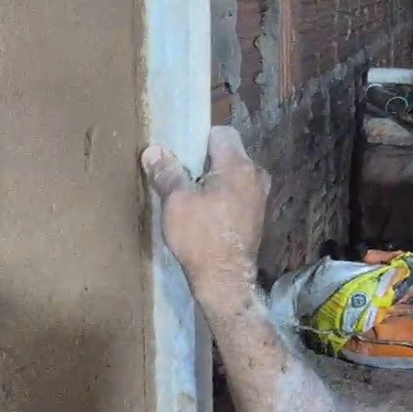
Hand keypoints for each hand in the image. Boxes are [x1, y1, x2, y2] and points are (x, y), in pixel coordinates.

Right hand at [141, 126, 269, 312]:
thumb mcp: (176, 202)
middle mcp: (255, 176)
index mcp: (238, 165)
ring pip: (232, 176)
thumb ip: (166, 173)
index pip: (222, 132)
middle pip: (228, 154)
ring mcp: (260, 197)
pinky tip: (205, 216)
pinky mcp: (256, 216)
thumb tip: (153, 151)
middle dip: (204, 162)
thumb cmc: (200, 236)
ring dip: (213, 181)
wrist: (224, 279)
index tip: (180, 155)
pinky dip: (221, 198)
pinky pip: (237, 194)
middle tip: (180, 178)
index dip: (199, 139)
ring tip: (190, 198)